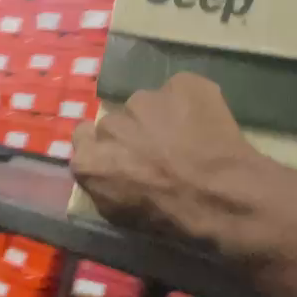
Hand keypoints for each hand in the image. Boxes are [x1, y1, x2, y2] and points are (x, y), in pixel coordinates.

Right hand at [70, 73, 267, 245]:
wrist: (214, 193)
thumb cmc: (164, 213)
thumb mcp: (116, 211)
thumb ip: (100, 180)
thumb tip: (102, 167)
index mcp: (90, 157)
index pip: (82, 135)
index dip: (100, 143)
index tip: (115, 153)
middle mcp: (111, 122)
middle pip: (116, 120)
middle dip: (130, 132)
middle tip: (153, 151)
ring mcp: (146, 99)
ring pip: (147, 104)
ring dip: (157, 117)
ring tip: (181, 138)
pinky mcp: (181, 83)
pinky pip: (179, 91)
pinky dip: (187, 105)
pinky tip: (201, 125)